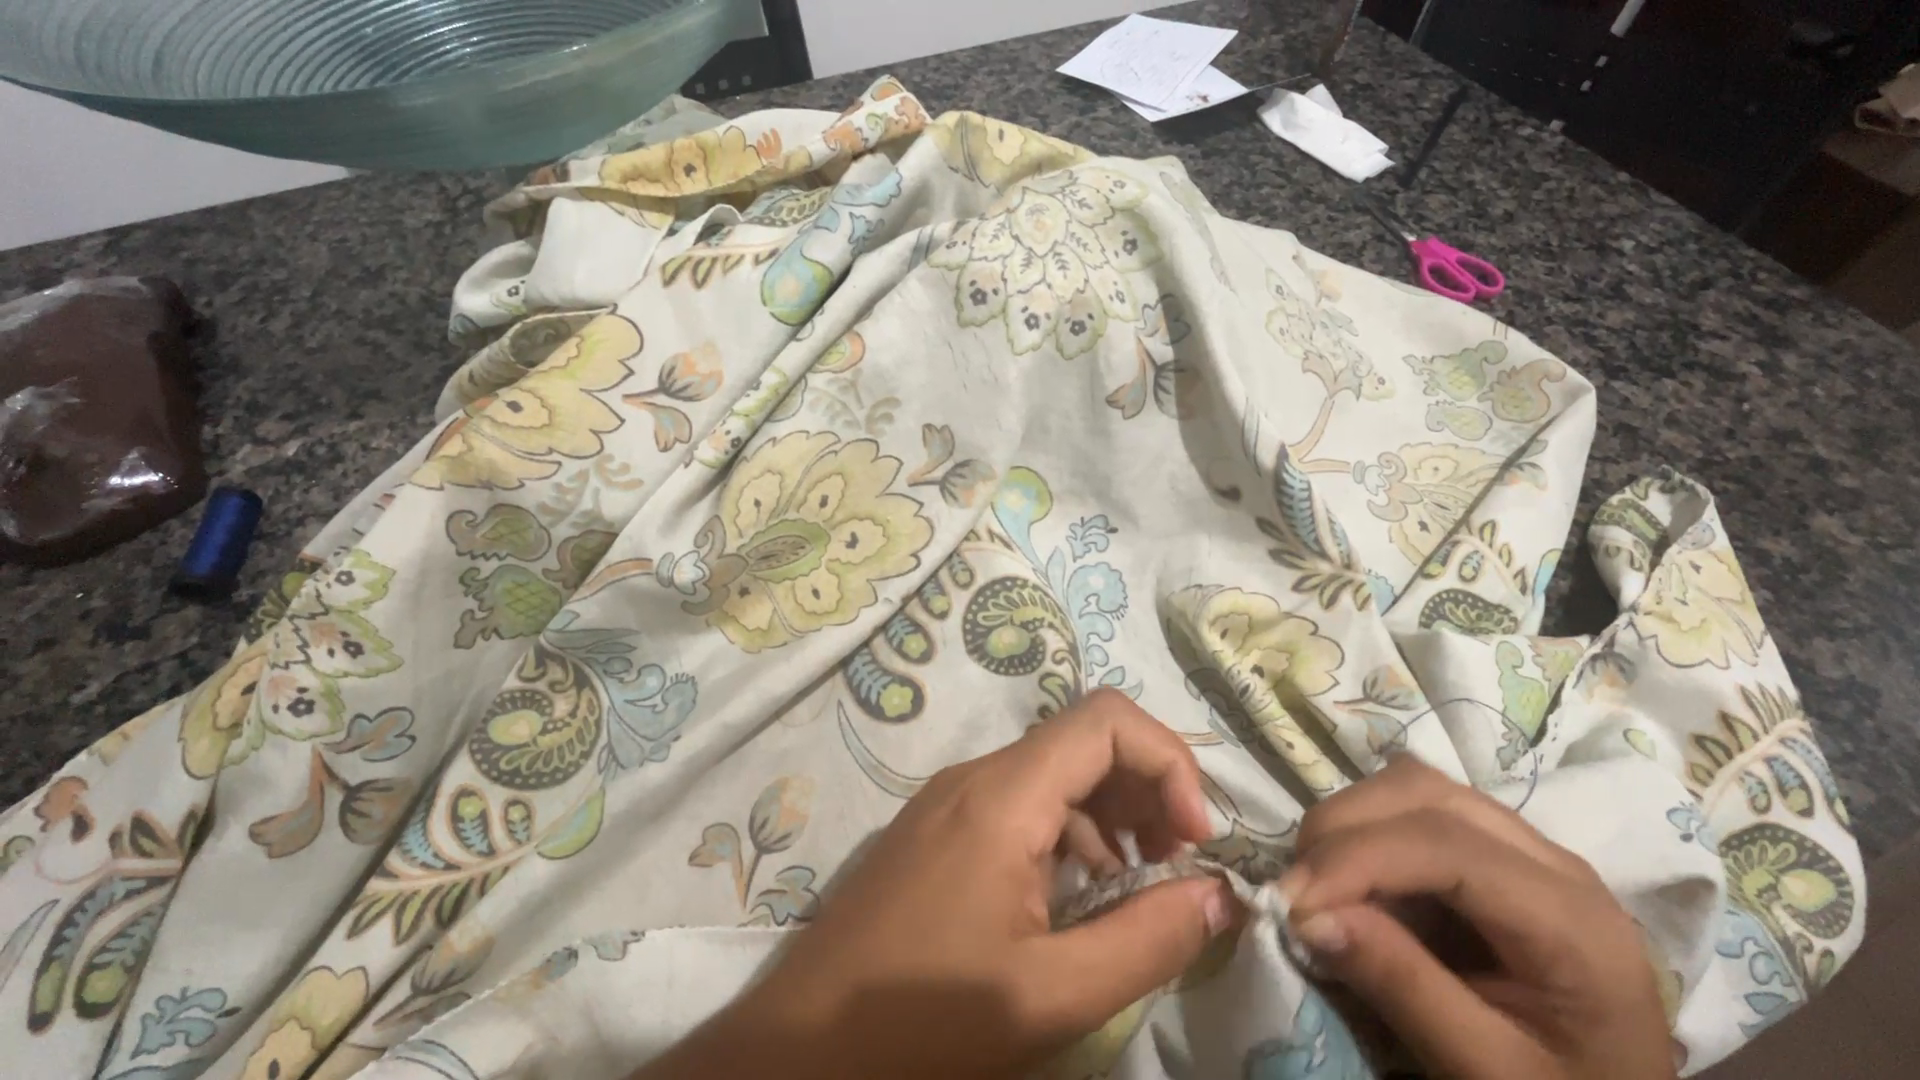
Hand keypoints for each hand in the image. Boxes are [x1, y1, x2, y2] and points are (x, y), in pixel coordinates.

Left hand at [637, 689, 1235, 1079]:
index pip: (1105, 720)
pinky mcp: (932, 834)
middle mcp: (972, 779)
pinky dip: (1065, 842)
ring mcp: (945, 804)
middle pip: (1081, 744)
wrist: (801, 1048)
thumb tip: (1219, 893)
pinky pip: (1016, 810)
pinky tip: (1070, 904)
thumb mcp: (1051, 994)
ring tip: (1129, 896)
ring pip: (1051, 779)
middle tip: (1173, 870)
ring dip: (1108, 824)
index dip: (1169, 763)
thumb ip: (1148, 940)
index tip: (1195, 841)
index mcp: (1001, 797)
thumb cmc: (925, 1021)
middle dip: (1146, 794)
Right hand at [1280, 759, 1676, 1079]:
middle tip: (1295, 894)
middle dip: (1342, 829)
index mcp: (1572, 921)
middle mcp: (1555, 862)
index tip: (1290, 904)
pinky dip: (1370, 829)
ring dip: (1352, 822)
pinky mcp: (1502, 855)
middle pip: (1425, 793)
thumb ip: (1406, 991)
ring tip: (1318, 885)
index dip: (1354, 859)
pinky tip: (1354, 879)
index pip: (1444, 843)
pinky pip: (1421, 808)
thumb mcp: (1489, 1073)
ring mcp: (1528, 850)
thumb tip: (1309, 917)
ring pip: (1417, 786)